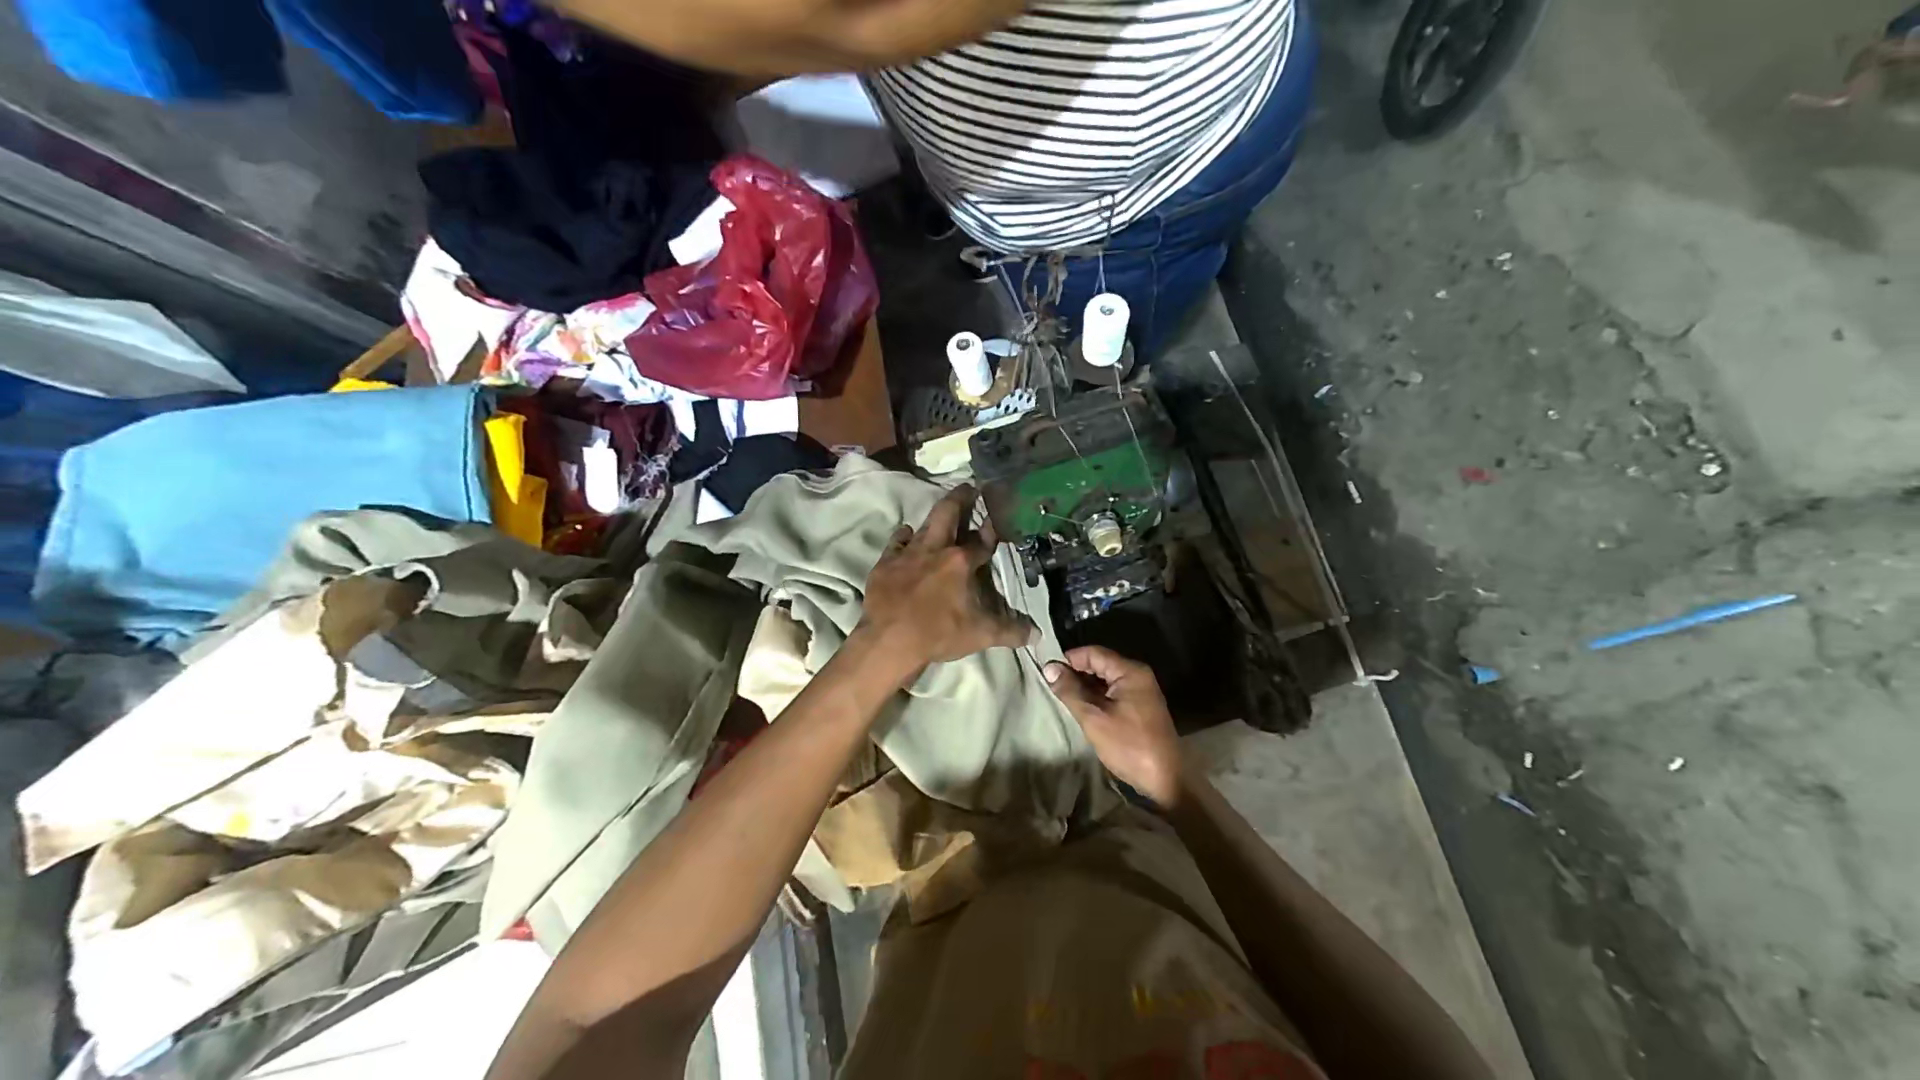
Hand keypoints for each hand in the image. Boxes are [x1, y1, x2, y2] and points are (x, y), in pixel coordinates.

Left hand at [855, 484, 1033, 683]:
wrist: (889, 640)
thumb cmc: (938, 633)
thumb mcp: (980, 634)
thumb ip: (1010, 630)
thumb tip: (1038, 634)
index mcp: (960, 562)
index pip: (981, 541)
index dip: (990, 531)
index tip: (995, 519)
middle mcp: (935, 549)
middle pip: (948, 514)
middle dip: (960, 498)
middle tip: (969, 487)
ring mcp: (907, 554)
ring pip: (923, 525)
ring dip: (935, 517)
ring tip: (942, 510)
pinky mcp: (885, 564)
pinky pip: (896, 542)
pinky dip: (904, 536)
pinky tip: (906, 533)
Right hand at [1046, 646, 1183, 807]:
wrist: (1165, 780)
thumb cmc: (1128, 746)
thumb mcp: (1094, 718)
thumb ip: (1070, 690)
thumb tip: (1049, 667)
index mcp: (1130, 672)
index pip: (1093, 653)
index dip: (1069, 659)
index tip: (1047, 672)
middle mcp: (1138, 675)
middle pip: (1100, 663)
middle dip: (1075, 673)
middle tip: (1051, 686)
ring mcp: (1141, 691)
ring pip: (1105, 679)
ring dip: (1084, 686)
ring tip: (1062, 697)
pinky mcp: (1140, 707)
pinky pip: (1113, 692)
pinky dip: (1096, 696)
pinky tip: (1082, 707)